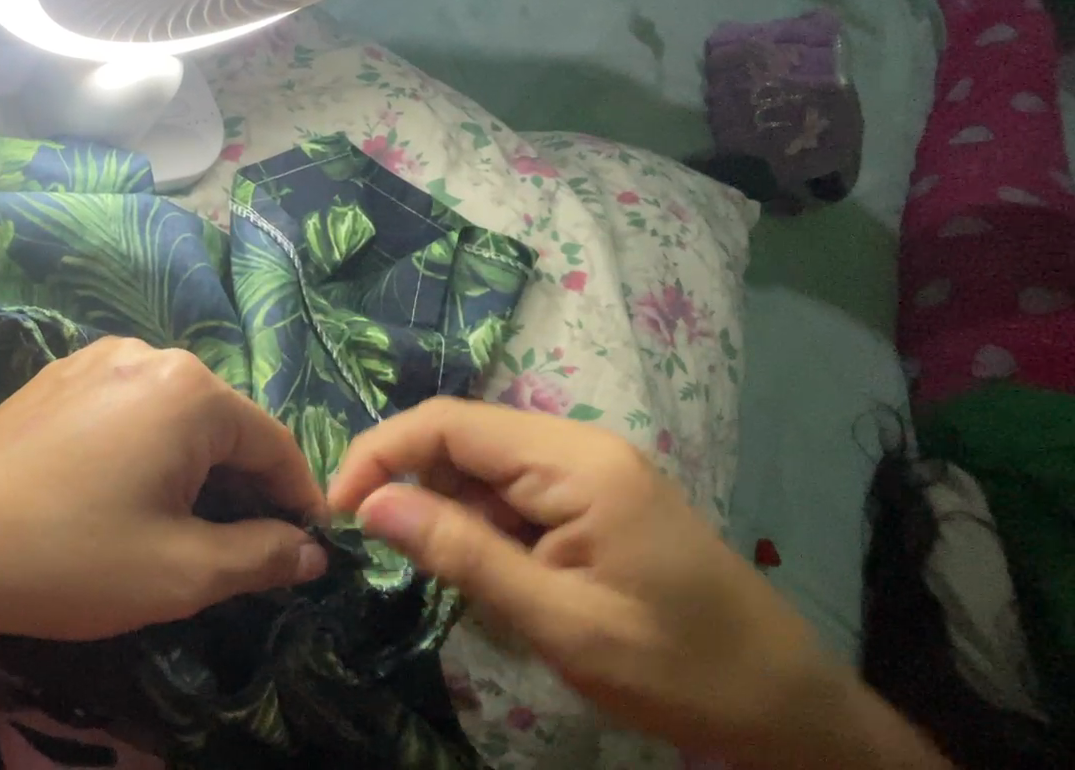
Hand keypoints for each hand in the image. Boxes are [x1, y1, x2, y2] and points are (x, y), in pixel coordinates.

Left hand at [0, 337, 329, 642]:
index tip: (305, 550)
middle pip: (223, 423)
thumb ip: (262, 557)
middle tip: (240, 550)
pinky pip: (127, 408)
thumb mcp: (183, 572)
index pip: (274, 443)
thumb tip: (310, 550)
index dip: (298, 500)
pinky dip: (146, 447)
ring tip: (181, 525)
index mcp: (189, 390)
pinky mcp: (57, 375)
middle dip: (242, 485)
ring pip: (174, 414)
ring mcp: (95, 359)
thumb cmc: (70, 557)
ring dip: (193, 467)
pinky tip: (123, 491)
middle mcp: (147, 354)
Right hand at [328, 399, 927, 766]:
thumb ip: (461, 553)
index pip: (447, 424)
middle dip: (412, 482)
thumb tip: (371, 504)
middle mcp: (577, 445)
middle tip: (392, 550)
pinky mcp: (591, 493)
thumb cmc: (681, 670)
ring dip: (449, 509)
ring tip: (462, 575)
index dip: (380, 453)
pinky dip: (482, 522)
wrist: (793, 710)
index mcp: (574, 463)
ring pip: (479, 463)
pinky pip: (510, 488)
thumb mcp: (560, 622)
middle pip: (460, 436)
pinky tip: (499, 571)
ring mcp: (588, 466)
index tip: (341, 509)